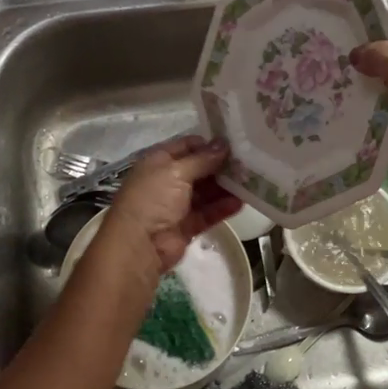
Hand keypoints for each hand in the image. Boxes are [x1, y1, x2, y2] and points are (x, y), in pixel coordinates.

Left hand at [104, 136, 243, 271]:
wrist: (138, 245)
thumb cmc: (153, 198)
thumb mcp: (177, 171)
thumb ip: (202, 159)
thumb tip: (224, 143)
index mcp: (159, 161)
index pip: (187, 146)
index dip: (208, 144)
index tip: (234, 143)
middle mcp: (167, 180)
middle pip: (199, 169)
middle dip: (221, 167)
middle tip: (247, 164)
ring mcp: (176, 204)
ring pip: (205, 192)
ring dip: (224, 188)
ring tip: (249, 182)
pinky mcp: (186, 225)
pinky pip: (207, 213)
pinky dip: (221, 208)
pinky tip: (240, 203)